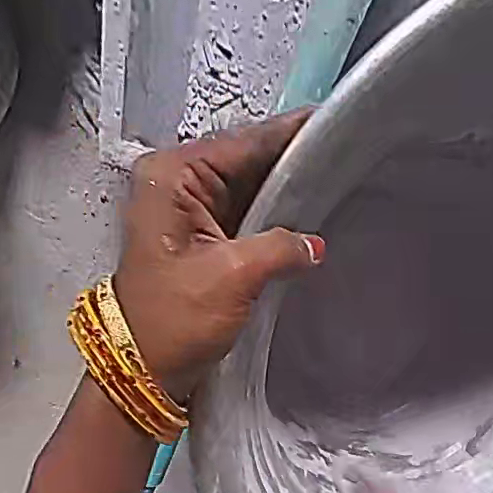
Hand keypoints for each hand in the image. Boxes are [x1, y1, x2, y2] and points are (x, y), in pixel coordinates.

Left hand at [115, 110, 324, 400]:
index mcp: (172, 177)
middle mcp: (178, 184)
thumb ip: (280, 248)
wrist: (145, 369)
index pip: (243, 142)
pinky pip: (249, 215)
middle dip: (293, 162)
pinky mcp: (205, 238)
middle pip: (248, 160)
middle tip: (347, 156)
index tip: (335, 123)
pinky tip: (310, 216)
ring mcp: (191, 211)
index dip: (291, 134)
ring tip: (338, 181)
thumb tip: (315, 244)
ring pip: (251, 187)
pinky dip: (277, 217)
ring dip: (288, 191)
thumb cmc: (173, 322)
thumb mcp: (231, 277)